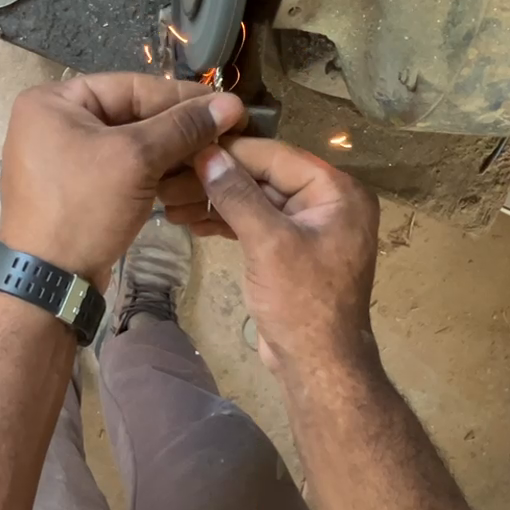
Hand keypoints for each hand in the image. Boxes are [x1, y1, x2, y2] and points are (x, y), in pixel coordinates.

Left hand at [0, 75, 244, 284]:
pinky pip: (122, 171)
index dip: (182, 97)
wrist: (50, 282)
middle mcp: (55, 123)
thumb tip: (230, 104)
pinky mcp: (78, 190)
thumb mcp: (135, 160)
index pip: (131, 87)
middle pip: (131, 115)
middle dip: (178, 128)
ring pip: (130, 146)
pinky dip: (153, 174)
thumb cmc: (83, 209)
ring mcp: (64, 159)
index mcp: (54, 101)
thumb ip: (182, 128)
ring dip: (171, 153)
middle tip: (226, 133)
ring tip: (214, 158)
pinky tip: (188, 179)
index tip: (225, 105)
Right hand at [190, 138, 381, 375]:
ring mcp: (309, 228)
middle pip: (266, 177)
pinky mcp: (292, 250)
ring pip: (257, 202)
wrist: (317, 364)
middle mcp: (328, 203)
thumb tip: (206, 153)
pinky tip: (193, 221)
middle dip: (219, 179)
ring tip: (172, 202)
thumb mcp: (268, 242)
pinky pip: (258, 224)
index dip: (232, 151)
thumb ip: (237, 194)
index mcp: (337, 192)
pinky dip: (228, 222)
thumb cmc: (301, 301)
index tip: (188, 145)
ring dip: (217, 202)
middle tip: (172, 176)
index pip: (277, 156)